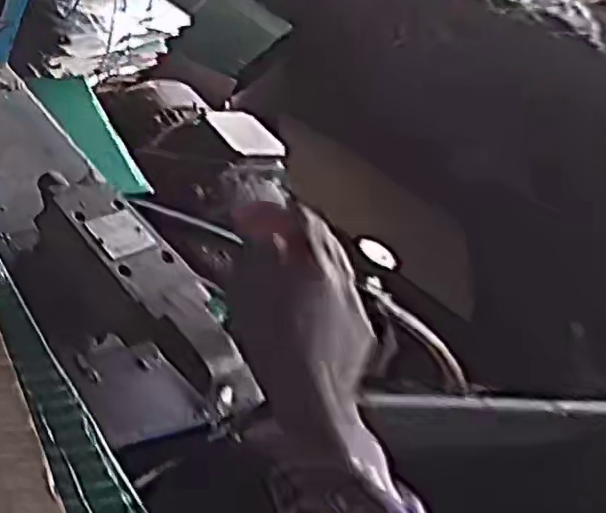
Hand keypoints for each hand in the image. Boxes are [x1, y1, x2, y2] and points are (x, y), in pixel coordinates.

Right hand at [230, 203, 396, 495]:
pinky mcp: (359, 331)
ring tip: (273, 262)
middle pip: (323, 240)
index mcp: (317, 264)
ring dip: (303, 258)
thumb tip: (257, 226)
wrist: (309, 397)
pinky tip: (291, 296)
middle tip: (263, 231)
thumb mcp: (245, 283)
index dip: (276, 209)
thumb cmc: (273, 343)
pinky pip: (336, 293)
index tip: (256, 210)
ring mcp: (356, 307)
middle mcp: (343, 281)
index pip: (304, 217)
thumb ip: (255, 249)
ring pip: (330, 266)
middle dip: (293, 231)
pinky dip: (313, 284)